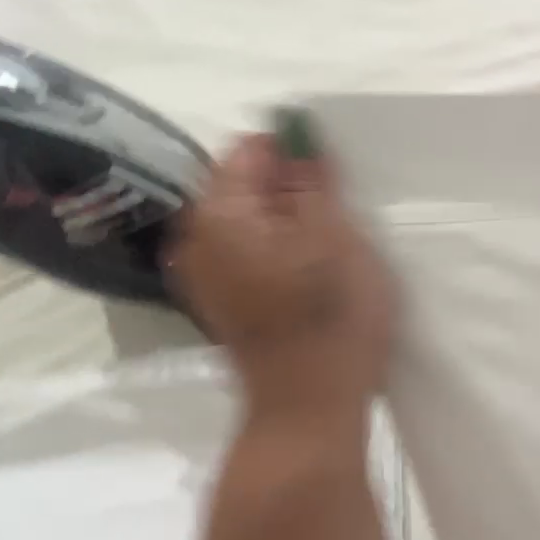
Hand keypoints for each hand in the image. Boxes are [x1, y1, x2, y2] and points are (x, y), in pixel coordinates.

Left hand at [168, 128, 393, 423]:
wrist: (310, 403)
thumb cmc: (333, 316)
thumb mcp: (337, 239)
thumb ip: (313, 184)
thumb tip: (296, 136)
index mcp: (219, 214)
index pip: (248, 152)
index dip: (295, 155)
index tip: (338, 179)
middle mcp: (196, 239)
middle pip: (244, 190)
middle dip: (292, 193)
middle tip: (344, 218)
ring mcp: (204, 277)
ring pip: (248, 226)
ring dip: (289, 226)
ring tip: (334, 251)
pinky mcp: (223, 306)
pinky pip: (249, 258)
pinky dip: (280, 256)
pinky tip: (313, 280)